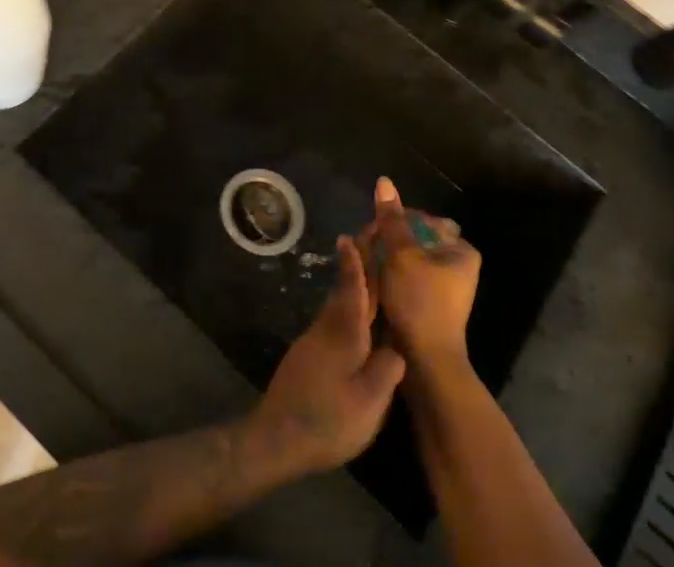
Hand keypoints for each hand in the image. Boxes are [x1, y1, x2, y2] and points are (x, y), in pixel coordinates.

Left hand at [246, 235, 405, 474]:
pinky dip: (344, 314)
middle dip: (354, 269)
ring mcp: (311, 345)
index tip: (353, 235)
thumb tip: (395, 349)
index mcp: (344, 335)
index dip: (355, 263)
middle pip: (342, 294)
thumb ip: (386, 369)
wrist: (277, 438)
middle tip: (365, 245)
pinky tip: (354, 325)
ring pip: (335, 310)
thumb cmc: (329, 420)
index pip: (352, 290)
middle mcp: (325, 331)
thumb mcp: (370, 400)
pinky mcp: (305, 360)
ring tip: (366, 279)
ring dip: (349, 291)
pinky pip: (330, 326)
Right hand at [362, 176, 481, 374]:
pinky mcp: (425, 303)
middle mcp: (455, 265)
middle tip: (361, 245)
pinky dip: (385, 276)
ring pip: (404, 259)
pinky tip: (366, 280)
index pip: (424, 219)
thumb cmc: (419, 303)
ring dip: (381, 258)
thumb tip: (384, 181)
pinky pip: (402, 278)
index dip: (396, 220)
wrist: (424, 360)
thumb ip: (391, 220)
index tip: (371, 230)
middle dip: (385, 240)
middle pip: (413, 238)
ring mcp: (441, 286)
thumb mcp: (402, 256)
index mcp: (460, 251)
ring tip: (359, 262)